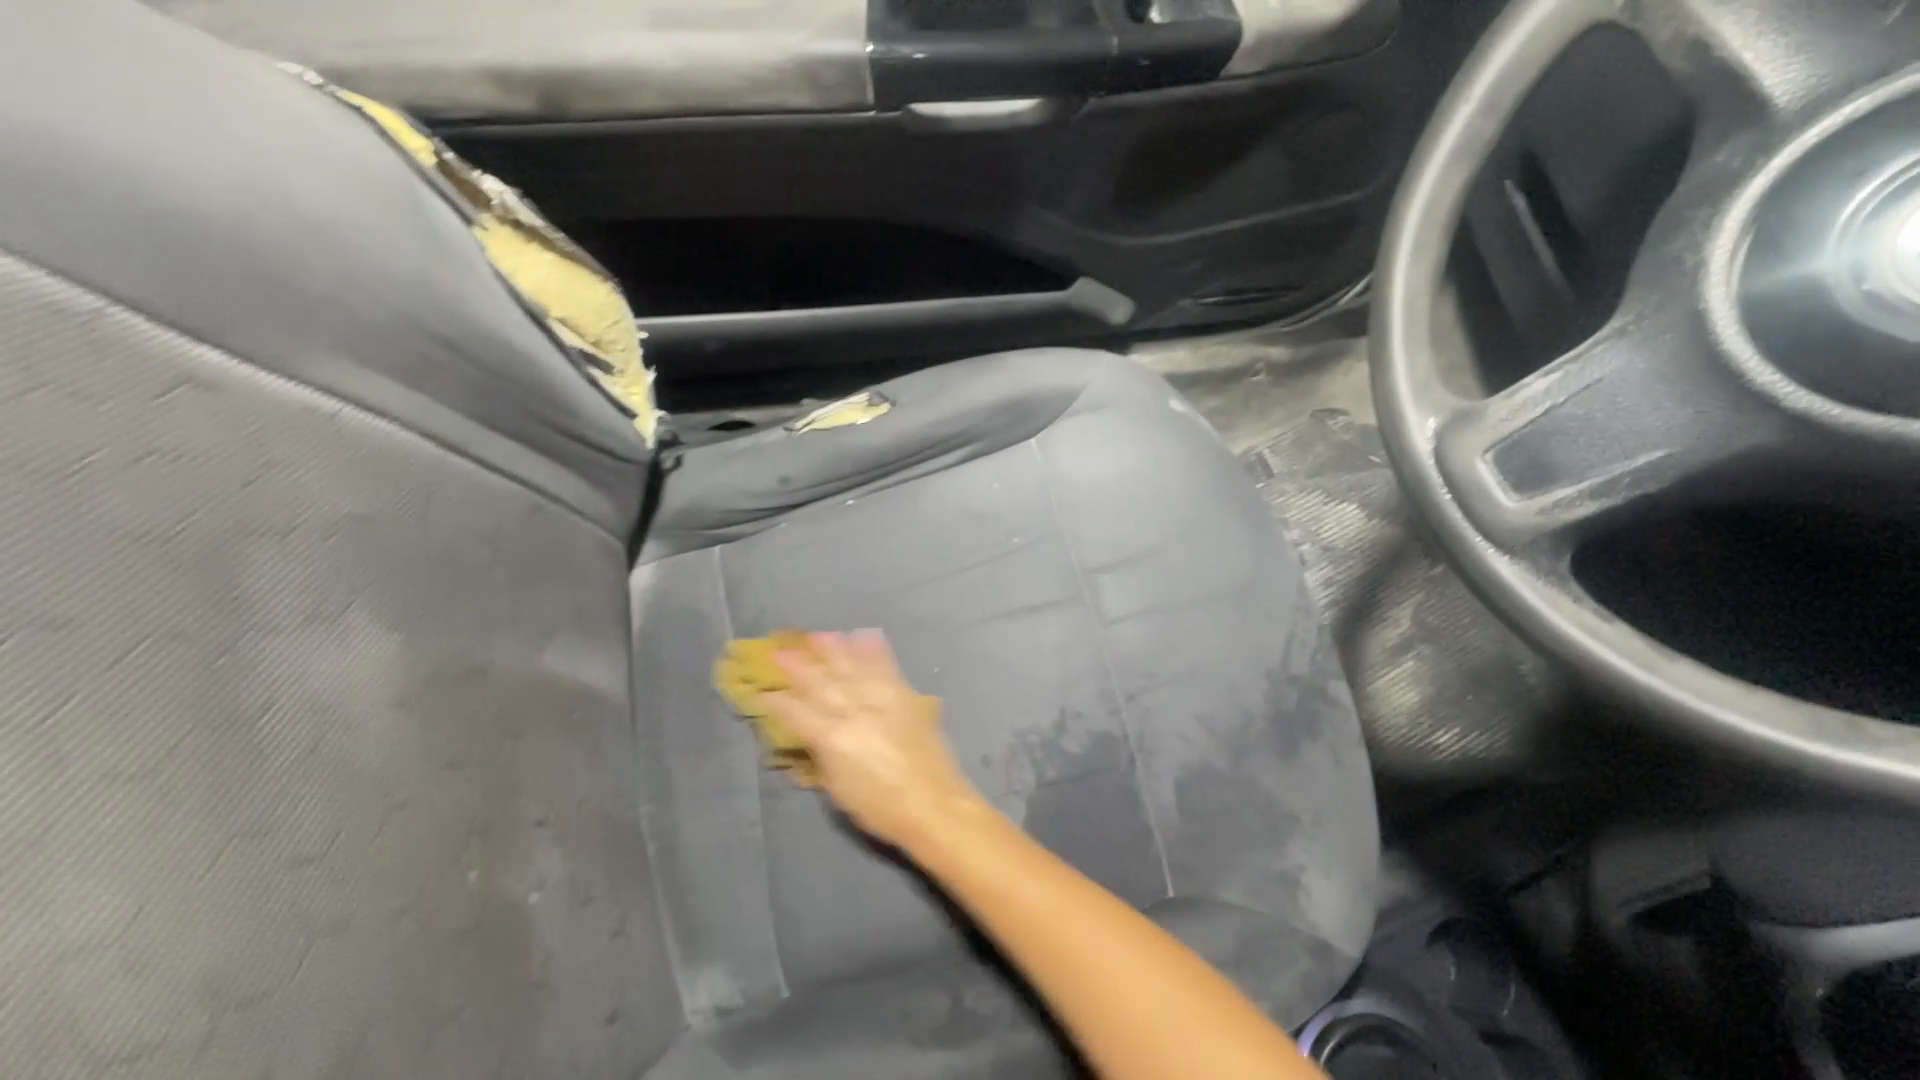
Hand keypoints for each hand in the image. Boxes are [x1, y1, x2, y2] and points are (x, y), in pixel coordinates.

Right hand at [765, 631, 985, 847]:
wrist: (933, 805)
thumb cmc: (881, 808)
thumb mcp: (838, 790)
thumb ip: (822, 758)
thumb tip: (812, 740)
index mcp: (832, 738)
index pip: (796, 713)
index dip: (777, 702)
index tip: (763, 691)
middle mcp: (854, 712)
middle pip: (821, 683)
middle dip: (798, 665)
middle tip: (781, 650)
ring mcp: (881, 701)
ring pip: (852, 668)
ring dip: (834, 649)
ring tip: (819, 635)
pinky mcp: (906, 697)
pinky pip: (887, 668)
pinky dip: (875, 650)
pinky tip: (866, 635)